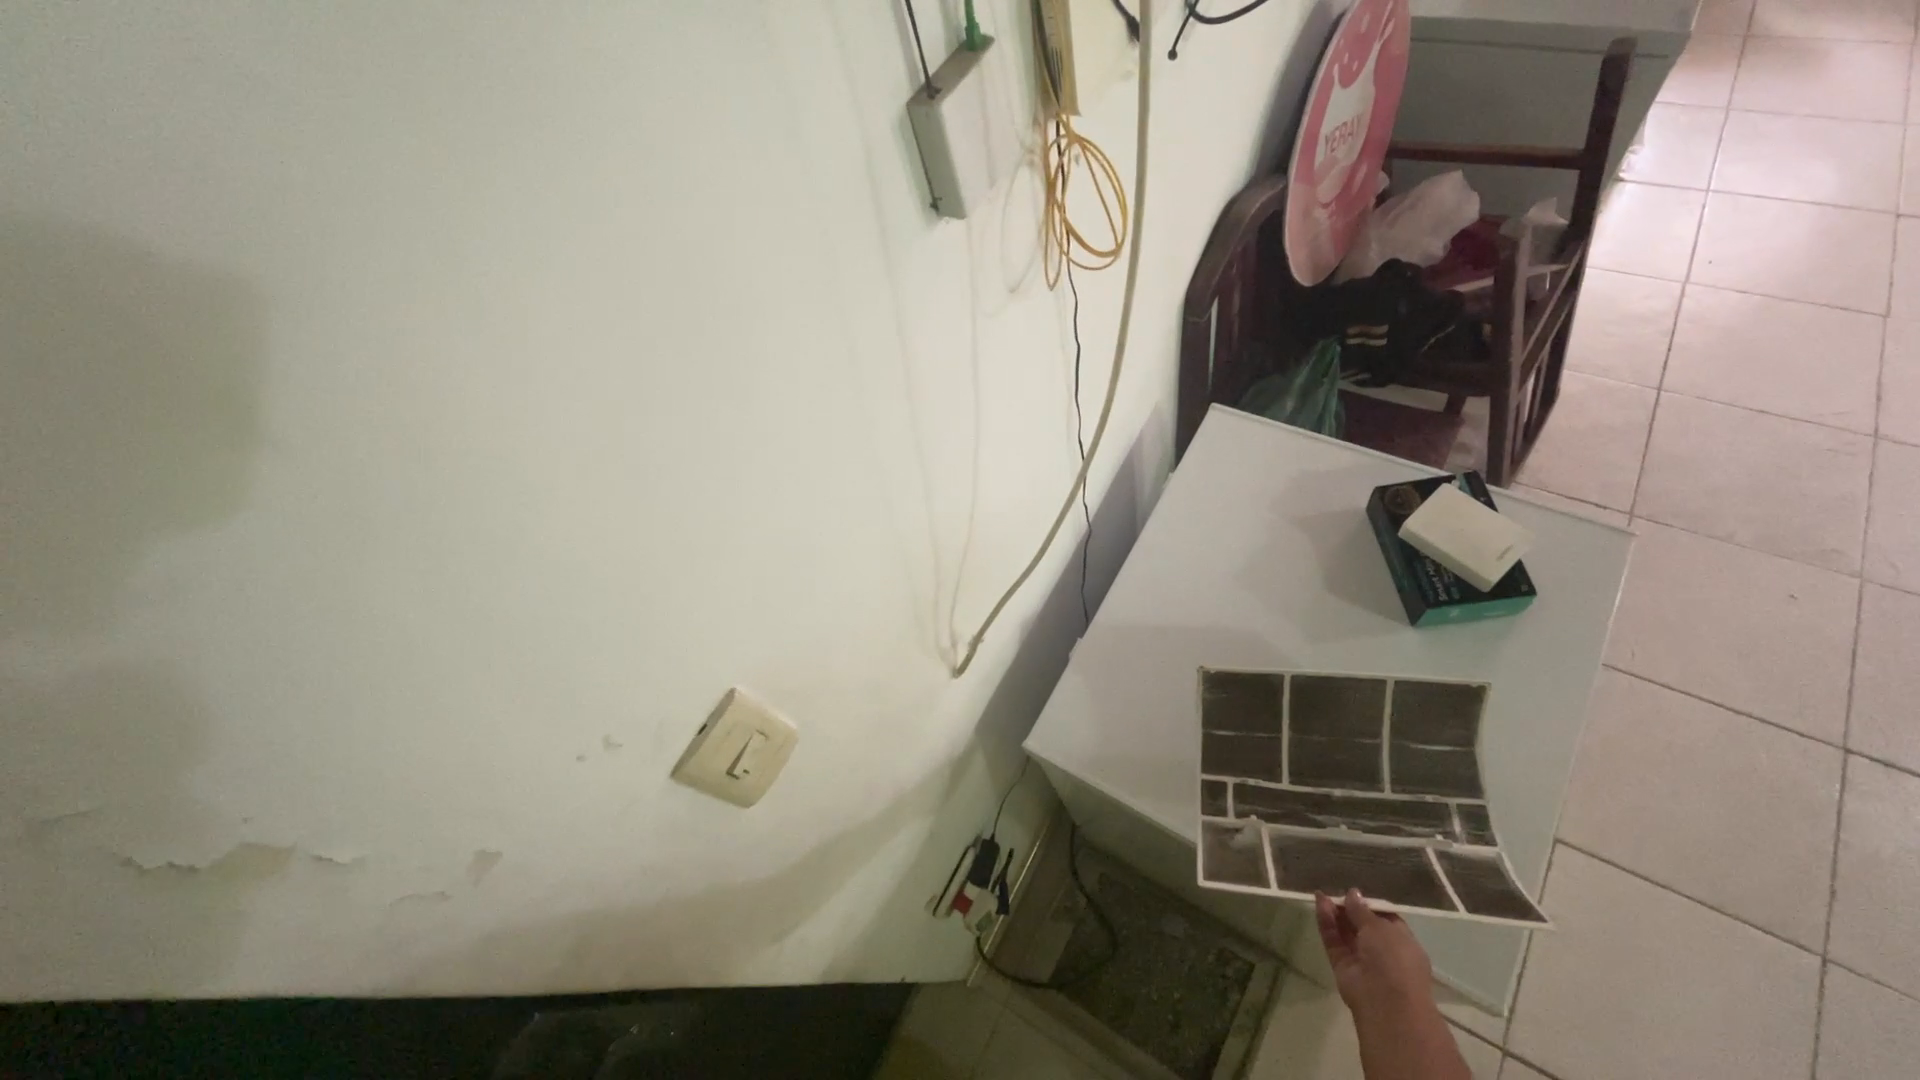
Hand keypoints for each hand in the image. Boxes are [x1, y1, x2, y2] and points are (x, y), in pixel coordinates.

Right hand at [1315, 888, 1433, 1020]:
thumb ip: (1362, 910)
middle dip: (1348, 908)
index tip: (1354, 892)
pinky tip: (1319, 903)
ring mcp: (1361, 959)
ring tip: (1321, 894)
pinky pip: (1334, 940)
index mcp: (1402, 942)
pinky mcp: (1342, 966)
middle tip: (1334, 890)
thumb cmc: (1394, 959)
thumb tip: (1352, 893)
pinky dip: (1326, 923)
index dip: (1369, 905)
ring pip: (1345, 932)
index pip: (1385, 919)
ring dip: (1334, 913)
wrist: (1386, 1002)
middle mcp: (1383, 951)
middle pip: (1362, 925)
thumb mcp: (1381, 927)